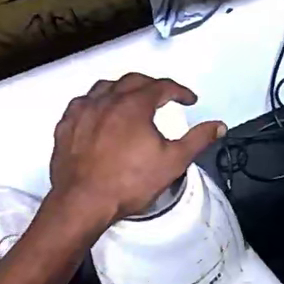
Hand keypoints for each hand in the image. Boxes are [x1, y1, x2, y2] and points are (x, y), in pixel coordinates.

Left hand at [48, 73, 225, 229]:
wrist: (83, 202)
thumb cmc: (123, 184)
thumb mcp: (173, 162)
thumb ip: (198, 140)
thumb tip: (216, 127)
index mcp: (134, 106)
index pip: (162, 86)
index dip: (179, 91)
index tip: (186, 98)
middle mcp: (106, 102)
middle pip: (133, 81)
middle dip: (152, 85)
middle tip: (163, 94)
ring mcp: (83, 113)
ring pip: (104, 87)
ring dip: (122, 88)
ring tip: (131, 97)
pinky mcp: (67, 127)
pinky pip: (81, 103)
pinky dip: (95, 102)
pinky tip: (98, 111)